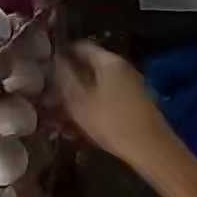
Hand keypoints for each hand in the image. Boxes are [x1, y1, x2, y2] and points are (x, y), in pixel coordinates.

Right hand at [53, 41, 178, 169]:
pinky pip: (110, 95)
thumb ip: (65, 78)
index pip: (82, 47)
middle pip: (92, 66)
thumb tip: (56, 60)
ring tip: (64, 110)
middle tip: (53, 93)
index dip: (63, 54)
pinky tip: (84, 119)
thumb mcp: (80, 101)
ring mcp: (133, 85)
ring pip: (100, 83)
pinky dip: (95, 102)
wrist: (149, 148)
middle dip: (71, 78)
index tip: (48, 67)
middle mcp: (124, 68)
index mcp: (110, 62)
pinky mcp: (136, 102)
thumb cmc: (111, 122)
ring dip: (82, 93)